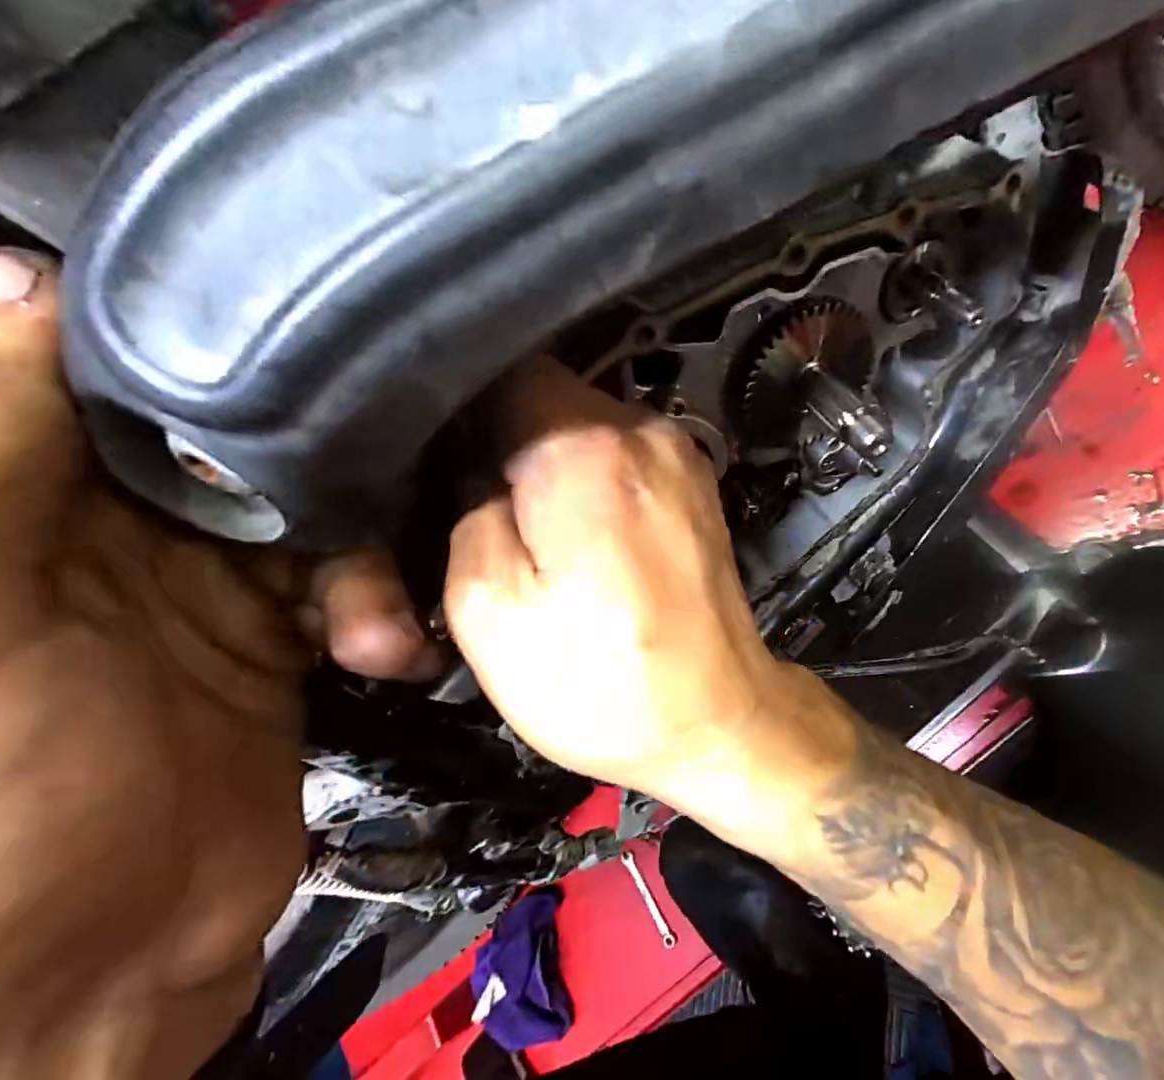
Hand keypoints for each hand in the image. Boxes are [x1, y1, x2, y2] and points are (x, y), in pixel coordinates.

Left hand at [0, 250, 437, 1078]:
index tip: (304, 352)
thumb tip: (24, 279)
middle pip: (241, 440)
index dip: (200, 345)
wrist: (67, 989)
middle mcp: (101, 529)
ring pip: (317, 516)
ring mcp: (204, 593)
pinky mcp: (280, 647)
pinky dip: (381, 610)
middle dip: (317, 467)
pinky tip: (385, 652)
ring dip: (364, 557)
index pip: (104, 365)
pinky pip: (352, 589)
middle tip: (366, 501)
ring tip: (372, 624)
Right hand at [444, 363, 857, 836]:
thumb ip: (471, 517)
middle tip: (484, 506)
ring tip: (538, 533)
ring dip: (553, 468)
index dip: (463, 410)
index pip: (505, 375)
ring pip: (588, 430)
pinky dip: (594, 483)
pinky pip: (624, 459)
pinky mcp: (698, 487)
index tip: (445, 458)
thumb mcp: (488, 611)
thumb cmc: (604, 682)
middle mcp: (646, 432)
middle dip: (508, 443)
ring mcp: (682, 456)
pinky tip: (585, 538)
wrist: (718, 718)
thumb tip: (489, 481)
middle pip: (550, 400)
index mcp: (587, 449)